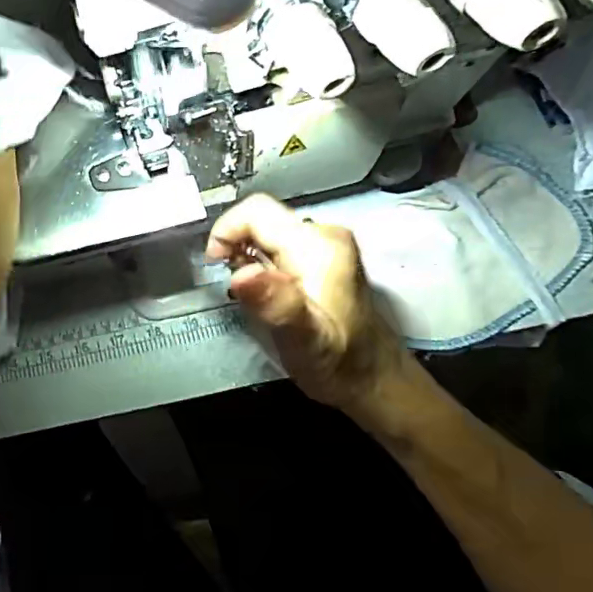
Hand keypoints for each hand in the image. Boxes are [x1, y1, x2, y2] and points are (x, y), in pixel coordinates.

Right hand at [206, 194, 415, 415]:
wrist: (376, 380)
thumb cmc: (339, 364)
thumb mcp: (305, 341)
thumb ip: (277, 305)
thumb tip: (241, 274)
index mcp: (318, 246)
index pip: (256, 211)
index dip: (226, 232)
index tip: (216, 267)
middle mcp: (324, 235)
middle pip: (261, 219)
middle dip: (237, 248)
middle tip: (237, 291)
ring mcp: (326, 244)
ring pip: (268, 232)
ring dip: (247, 257)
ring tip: (253, 297)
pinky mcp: (323, 257)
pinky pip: (278, 246)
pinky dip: (262, 264)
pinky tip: (268, 295)